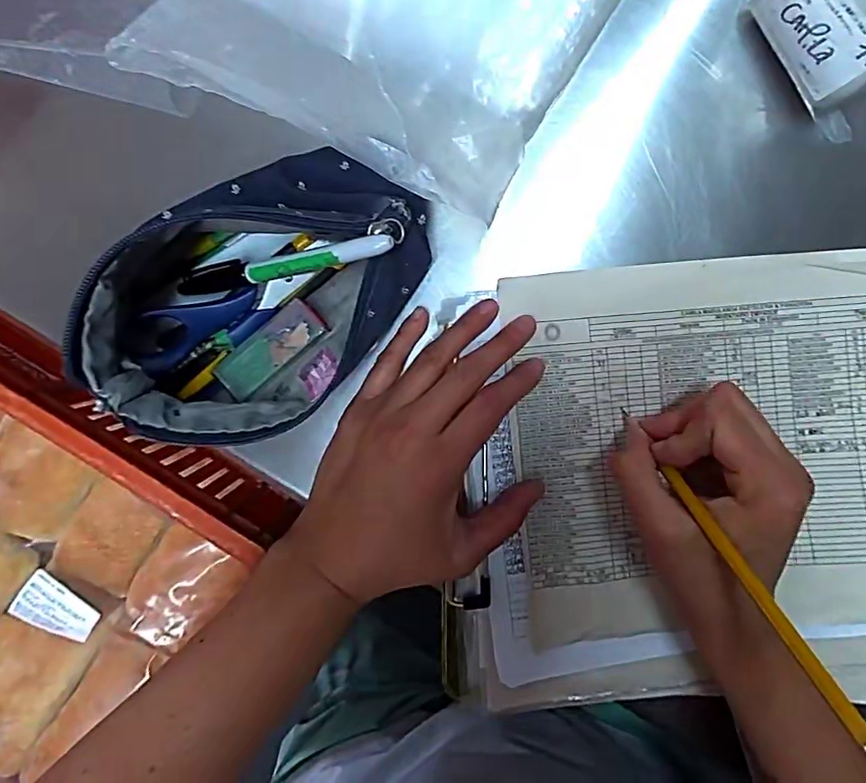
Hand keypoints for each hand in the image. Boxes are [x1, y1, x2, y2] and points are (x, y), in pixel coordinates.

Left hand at [286, 301, 545, 605]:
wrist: (328, 558)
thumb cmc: (396, 557)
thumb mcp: (459, 552)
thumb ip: (504, 519)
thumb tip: (538, 487)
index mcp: (441, 460)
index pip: (489, 407)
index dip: (516, 382)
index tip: (537, 363)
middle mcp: (413, 428)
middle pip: (465, 374)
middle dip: (499, 345)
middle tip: (523, 323)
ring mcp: (382, 413)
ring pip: (428, 360)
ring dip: (460, 331)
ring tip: (485, 308)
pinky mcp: (358, 410)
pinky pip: (385, 365)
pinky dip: (404, 337)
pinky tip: (421, 315)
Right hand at [611, 383, 812, 649]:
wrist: (734, 623)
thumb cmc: (701, 583)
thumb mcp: (660, 530)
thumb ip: (636, 473)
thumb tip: (629, 428)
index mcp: (773, 482)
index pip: (719, 414)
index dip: (678, 434)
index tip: (657, 466)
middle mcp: (788, 466)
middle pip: (726, 402)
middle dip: (682, 424)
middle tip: (657, 457)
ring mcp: (783, 467)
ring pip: (726, 410)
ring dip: (688, 432)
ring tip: (670, 468)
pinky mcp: (771, 471)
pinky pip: (728, 429)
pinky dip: (697, 442)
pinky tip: (686, 475)